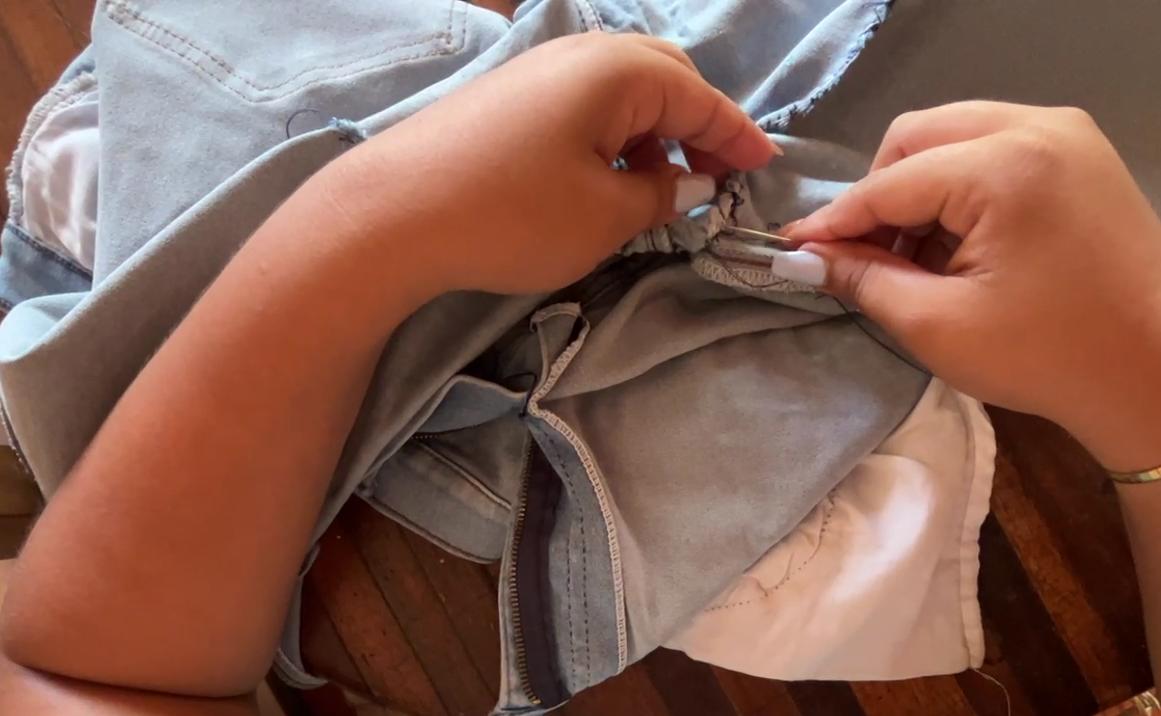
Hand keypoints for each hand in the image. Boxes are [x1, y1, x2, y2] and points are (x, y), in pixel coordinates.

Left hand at [315, 32, 777, 297]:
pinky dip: (609, 145)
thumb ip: (659, 197)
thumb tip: (690, 186)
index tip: (764, 168)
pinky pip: (581, 113)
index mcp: (620, 71)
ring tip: (660, 195)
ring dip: (651, 142)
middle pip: (662, 85)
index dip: (736, 138)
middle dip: (695, 132)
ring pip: (620, 100)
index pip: (700, 100)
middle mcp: (582, 54)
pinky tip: (605, 184)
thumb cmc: (514, 216)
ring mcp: (540, 74)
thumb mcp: (603, 217)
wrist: (397, 215)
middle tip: (714, 179)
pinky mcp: (509, 102)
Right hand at [783, 103, 1160, 471]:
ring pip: (954, 138)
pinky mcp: (1082, 156)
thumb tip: (801, 259)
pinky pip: (992, 151)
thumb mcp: (933, 324)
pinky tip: (955, 245)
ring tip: (911, 258)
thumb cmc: (1040, 355)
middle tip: (863, 259)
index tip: (789, 251)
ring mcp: (1067, 135)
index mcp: (1002, 166)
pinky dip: (956, 190)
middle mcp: (1037, 126)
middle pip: (917, 137)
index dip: (832, 222)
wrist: (1153, 372)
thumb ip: (862, 279)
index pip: (887, 183)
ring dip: (915, 191)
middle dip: (877, 195)